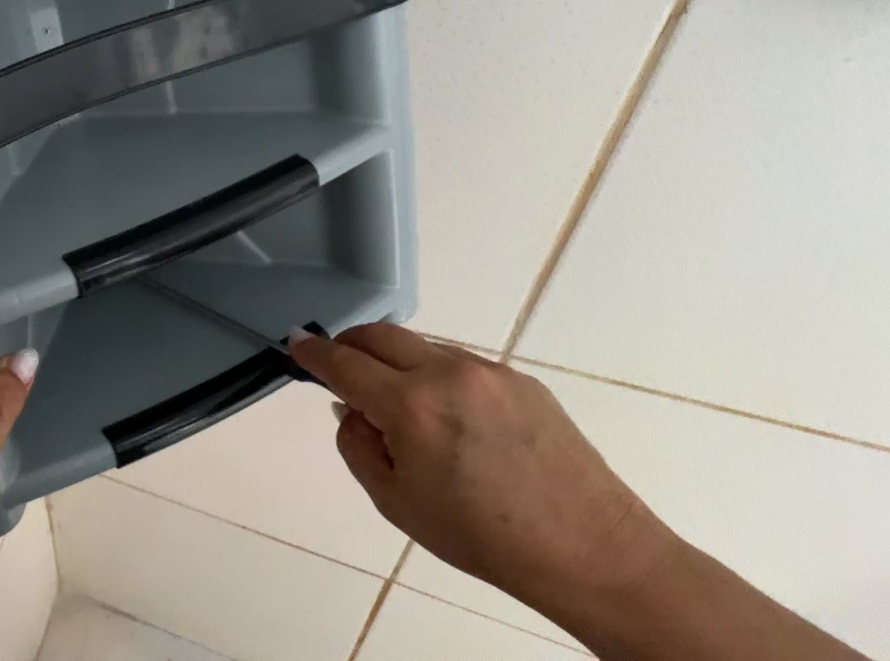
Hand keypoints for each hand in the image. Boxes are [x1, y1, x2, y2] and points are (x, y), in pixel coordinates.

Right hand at [289, 324, 674, 606]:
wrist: (593, 554)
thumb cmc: (483, 538)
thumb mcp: (397, 503)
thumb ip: (358, 446)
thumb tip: (350, 409)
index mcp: (411, 407)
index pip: (344, 363)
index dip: (313, 352)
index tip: (295, 343)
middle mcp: (447, 374)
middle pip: (379, 335)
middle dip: (349, 344)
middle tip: (339, 366)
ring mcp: (488, 372)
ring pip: (420, 346)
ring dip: (395, 362)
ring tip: (401, 405)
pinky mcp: (522, 380)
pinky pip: (460, 364)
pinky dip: (436, 376)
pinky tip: (451, 419)